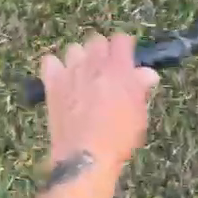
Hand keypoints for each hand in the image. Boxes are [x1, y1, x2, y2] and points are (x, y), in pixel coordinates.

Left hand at [39, 34, 160, 170]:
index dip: (124, 47)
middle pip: (97, 40)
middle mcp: (94, 63)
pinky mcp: (53, 83)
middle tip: (106, 71)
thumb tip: (147, 73)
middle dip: (102, 51)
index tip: (125, 57)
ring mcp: (71, 71)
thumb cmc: (118, 139)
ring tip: (83, 77)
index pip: (122, 39)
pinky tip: (62, 81)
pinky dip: (55, 68)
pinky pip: (50, 62)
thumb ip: (140, 88)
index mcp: (118, 68)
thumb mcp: (138, 114)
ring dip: (80, 59)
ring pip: (74, 49)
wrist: (86, 158)